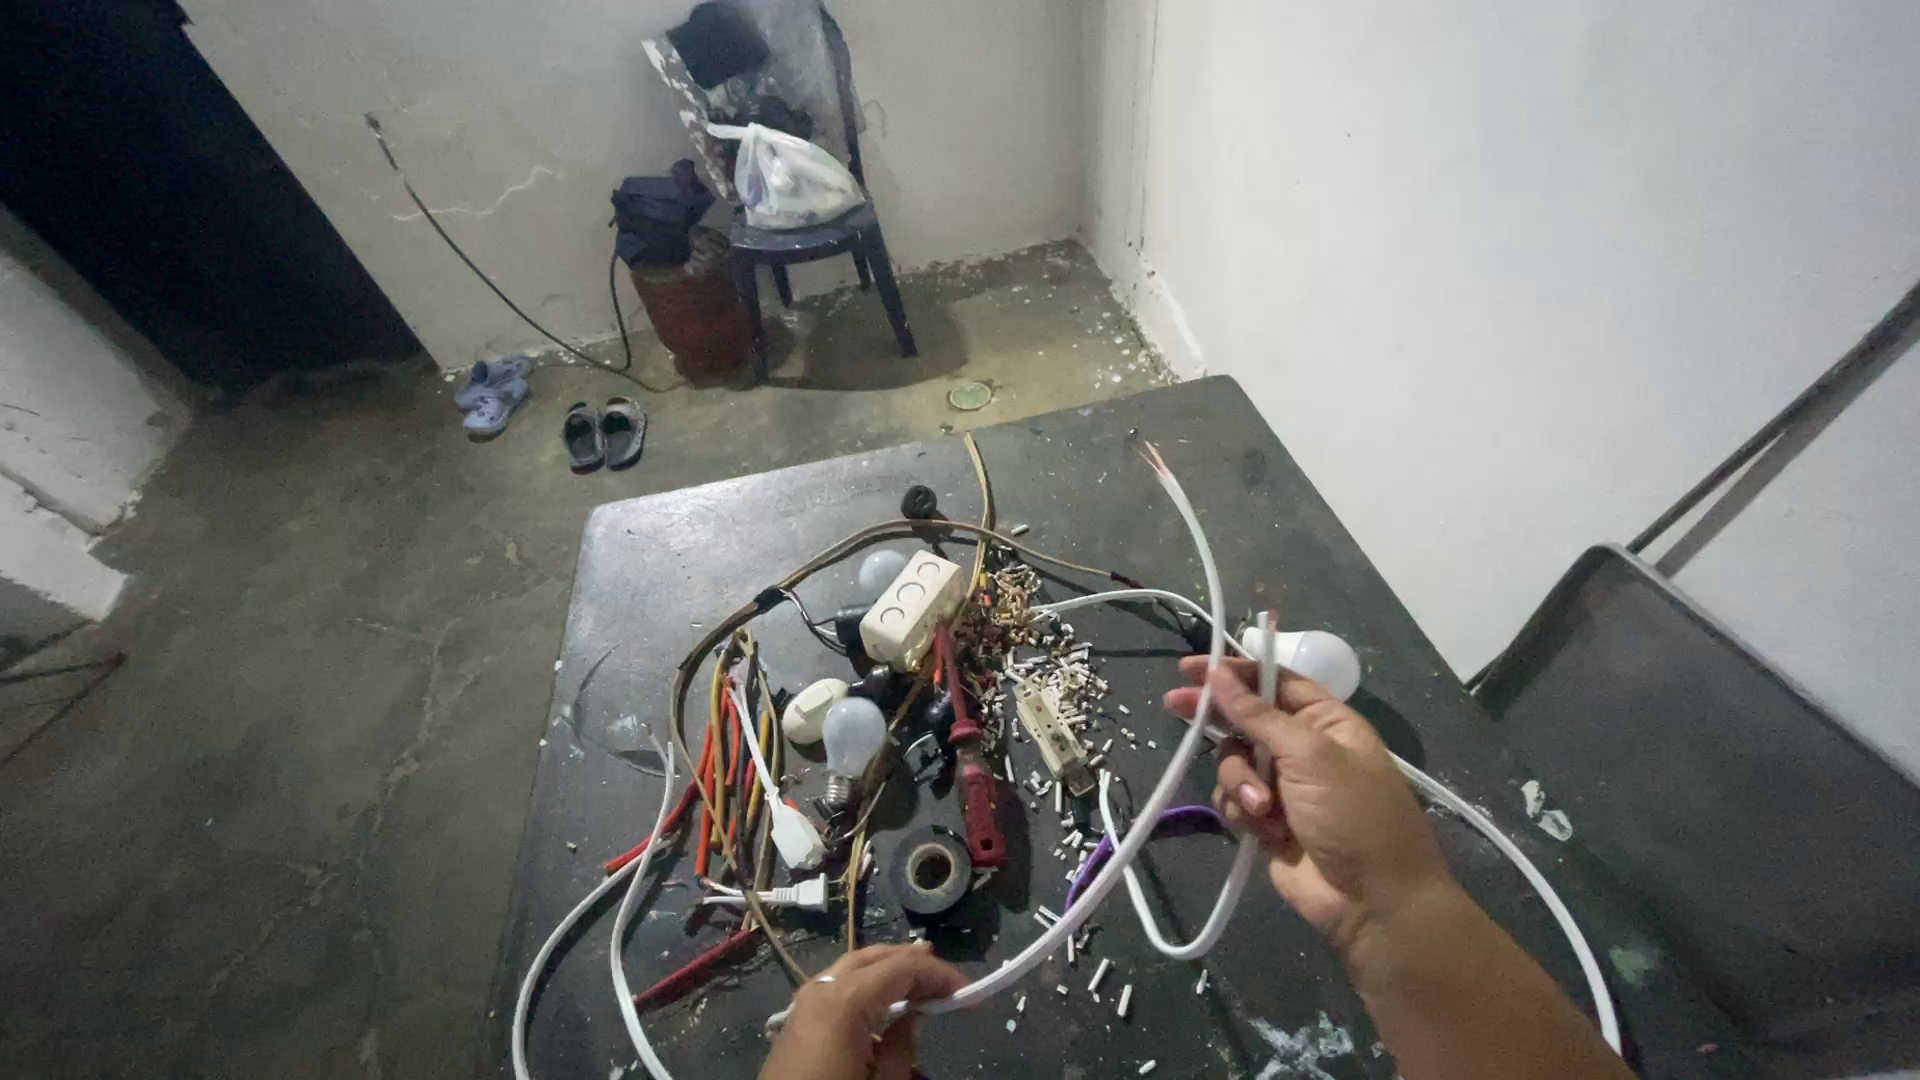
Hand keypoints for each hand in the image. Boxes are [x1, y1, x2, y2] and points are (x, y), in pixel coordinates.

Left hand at [760, 942, 969, 1079]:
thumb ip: (901, 1047)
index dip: (938, 974)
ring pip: (854, 965)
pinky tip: (881, 1001)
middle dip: (912, 962)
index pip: (903, 967)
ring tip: (918, 981)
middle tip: (945, 979)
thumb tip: (910, 1017)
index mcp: (846, 1000)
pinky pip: (836, 985)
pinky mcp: (796, 1019)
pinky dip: (864, 984)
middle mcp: (823, 988)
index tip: (967, 991)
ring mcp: (805, 1001)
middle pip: (876, 956)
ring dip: (888, 969)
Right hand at [1163, 656, 1456, 952]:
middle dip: (1214, 716)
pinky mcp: (1264, 817)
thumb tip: (1217, 674)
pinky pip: (1231, 796)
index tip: (1191, 668)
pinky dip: (1240, 809)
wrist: (1373, 903)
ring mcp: (1281, 783)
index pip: (1272, 681)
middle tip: (1174, 705)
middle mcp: (1300, 747)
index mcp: (1325, 722)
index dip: (1233, 672)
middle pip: (1244, 717)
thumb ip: (1257, 714)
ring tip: (1262, 807)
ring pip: (1232, 760)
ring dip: (1240, 780)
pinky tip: (1263, 828)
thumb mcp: (1310, 755)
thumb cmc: (1355, 816)